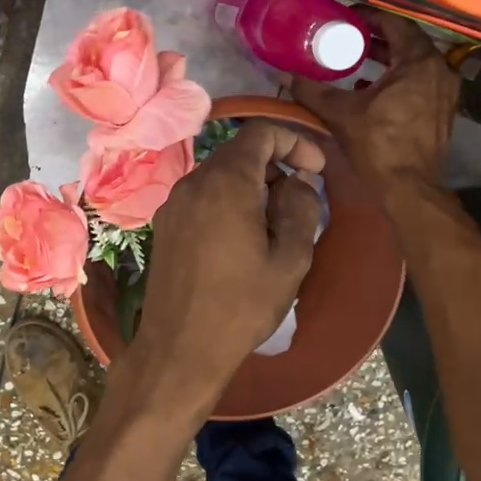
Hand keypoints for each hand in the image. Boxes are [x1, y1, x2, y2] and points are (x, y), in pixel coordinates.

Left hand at [126, 121, 325, 416]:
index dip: (294, 141)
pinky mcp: (165, 226)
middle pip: (238, 152)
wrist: (180, 348)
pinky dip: (228, 201)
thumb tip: (300, 182)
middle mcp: (193, 183)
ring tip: (276, 225)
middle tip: (300, 202)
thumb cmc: (241, 305)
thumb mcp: (290, 260)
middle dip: (275, 166)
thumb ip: (302, 210)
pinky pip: (202, 197)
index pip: (260, 132)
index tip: (316, 170)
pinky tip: (244, 238)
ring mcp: (173, 204)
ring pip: (219, 175)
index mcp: (225, 183)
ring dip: (252, 186)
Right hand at [292, 10, 459, 202]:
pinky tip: (374, 89)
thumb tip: (285, 75)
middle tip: (349, 36)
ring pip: (415, 63)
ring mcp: (446, 90)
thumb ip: (313, 91)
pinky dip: (399, 78)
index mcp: (419, 61)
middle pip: (407, 42)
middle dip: (378, 38)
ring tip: (358, 60)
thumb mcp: (341, 113)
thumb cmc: (378, 145)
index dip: (370, 16)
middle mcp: (440, 69)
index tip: (348, 17)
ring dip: (389, 59)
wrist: (410, 187)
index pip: (396, 23)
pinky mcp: (444, 109)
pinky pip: (421, 81)